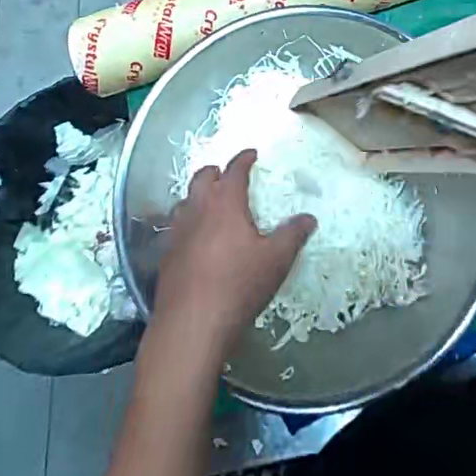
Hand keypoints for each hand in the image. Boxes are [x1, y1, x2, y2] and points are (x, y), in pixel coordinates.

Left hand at [150, 149, 315, 357]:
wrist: (191, 321)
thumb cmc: (238, 285)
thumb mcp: (275, 260)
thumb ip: (293, 235)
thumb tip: (309, 218)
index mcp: (225, 202)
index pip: (234, 170)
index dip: (244, 159)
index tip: (252, 154)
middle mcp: (197, 208)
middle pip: (203, 177)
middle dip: (216, 171)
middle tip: (227, 175)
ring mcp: (177, 229)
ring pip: (185, 200)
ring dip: (198, 195)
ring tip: (211, 203)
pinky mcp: (166, 252)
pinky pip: (177, 225)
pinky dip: (188, 221)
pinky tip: (195, 238)